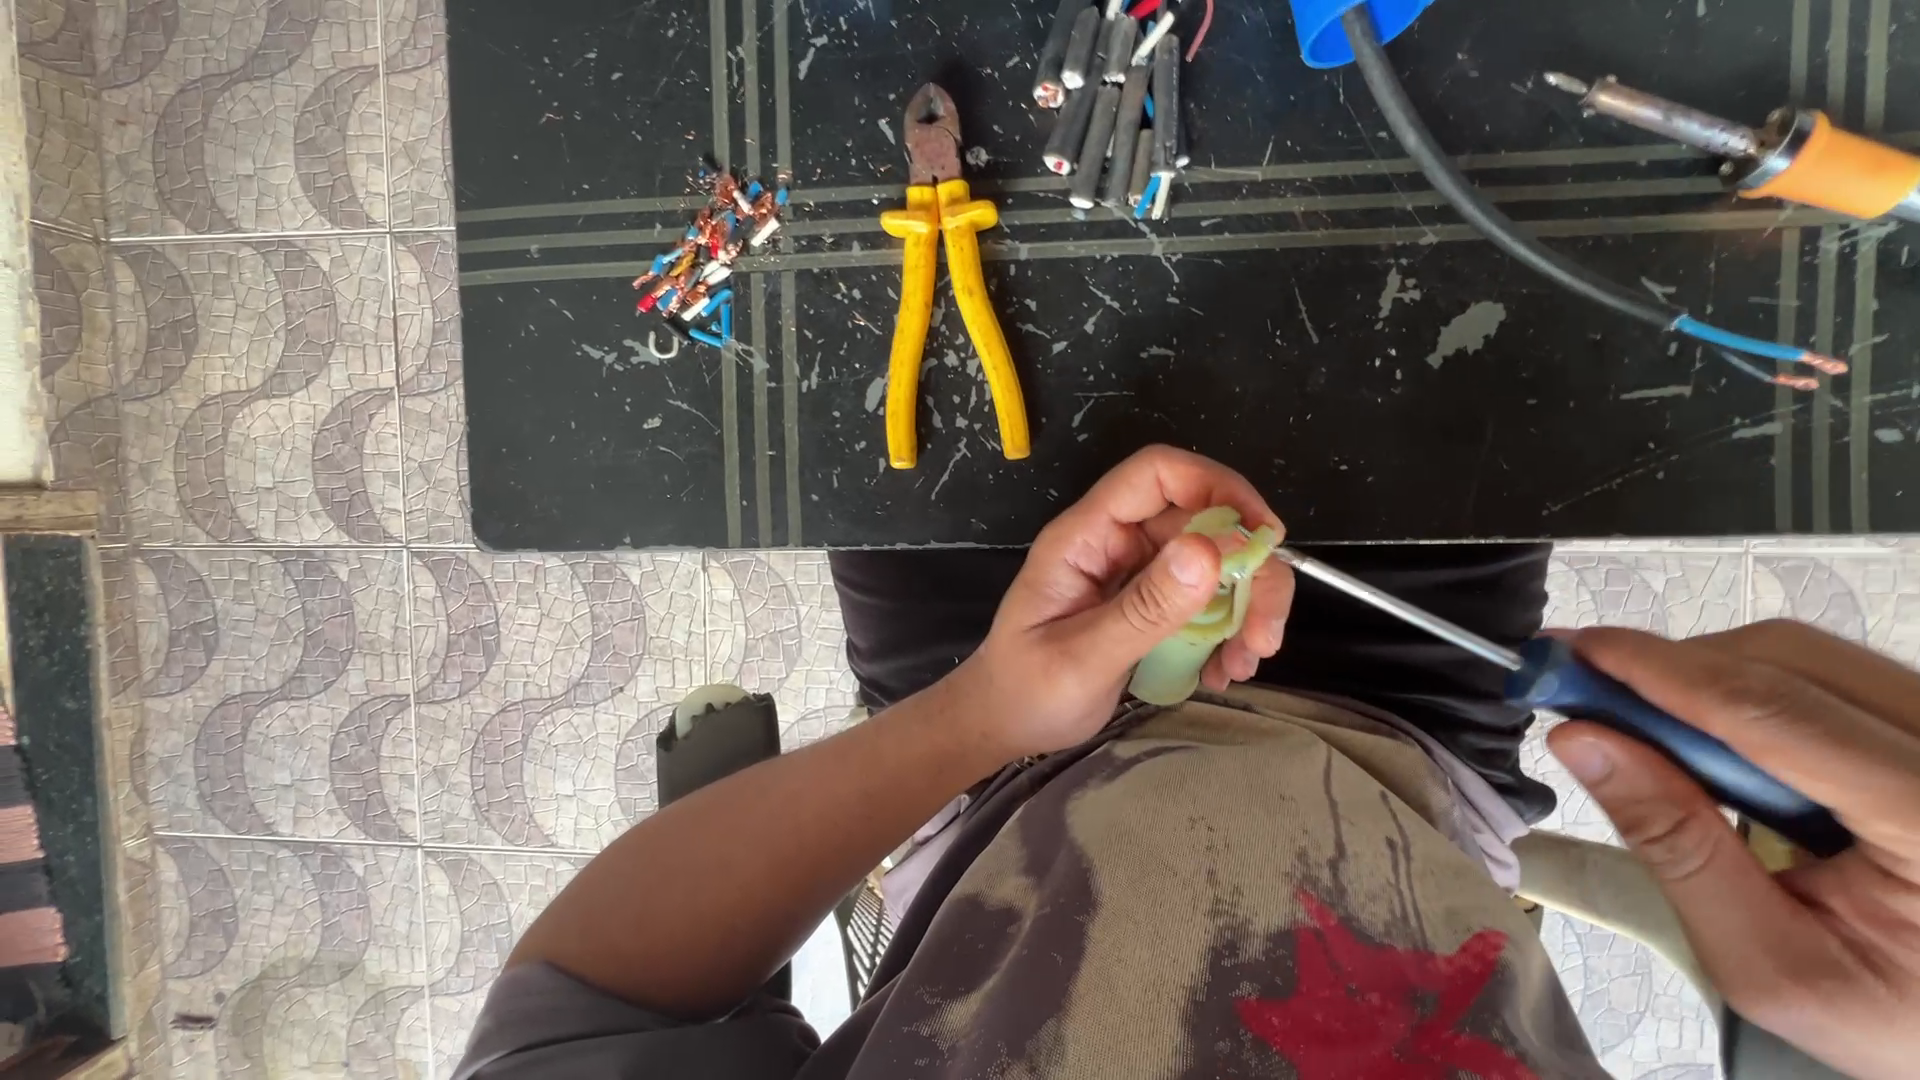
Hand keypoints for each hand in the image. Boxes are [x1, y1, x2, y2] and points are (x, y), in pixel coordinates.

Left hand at [954, 445, 1293, 761]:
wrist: (1004, 723)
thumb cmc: (1027, 690)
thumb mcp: (1084, 657)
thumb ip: (1146, 607)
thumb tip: (1211, 550)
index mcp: (1085, 536)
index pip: (1156, 474)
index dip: (1217, 487)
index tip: (1264, 537)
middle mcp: (1114, 544)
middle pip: (1201, 522)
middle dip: (1248, 570)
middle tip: (1264, 635)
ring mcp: (1133, 573)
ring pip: (1212, 563)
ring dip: (1245, 607)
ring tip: (1244, 663)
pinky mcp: (1149, 605)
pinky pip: (1204, 600)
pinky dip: (1227, 630)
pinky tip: (1222, 671)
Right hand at [1547, 622, 1919, 1079]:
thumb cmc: (1894, 1018)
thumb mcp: (1765, 961)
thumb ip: (1672, 844)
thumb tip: (1578, 739)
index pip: (1776, 713)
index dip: (1658, 669)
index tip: (1567, 649)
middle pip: (1792, 664)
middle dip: (1672, 673)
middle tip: (1587, 701)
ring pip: (1806, 659)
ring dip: (1704, 681)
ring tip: (1655, 739)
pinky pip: (1828, 678)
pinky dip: (1745, 693)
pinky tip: (1715, 744)